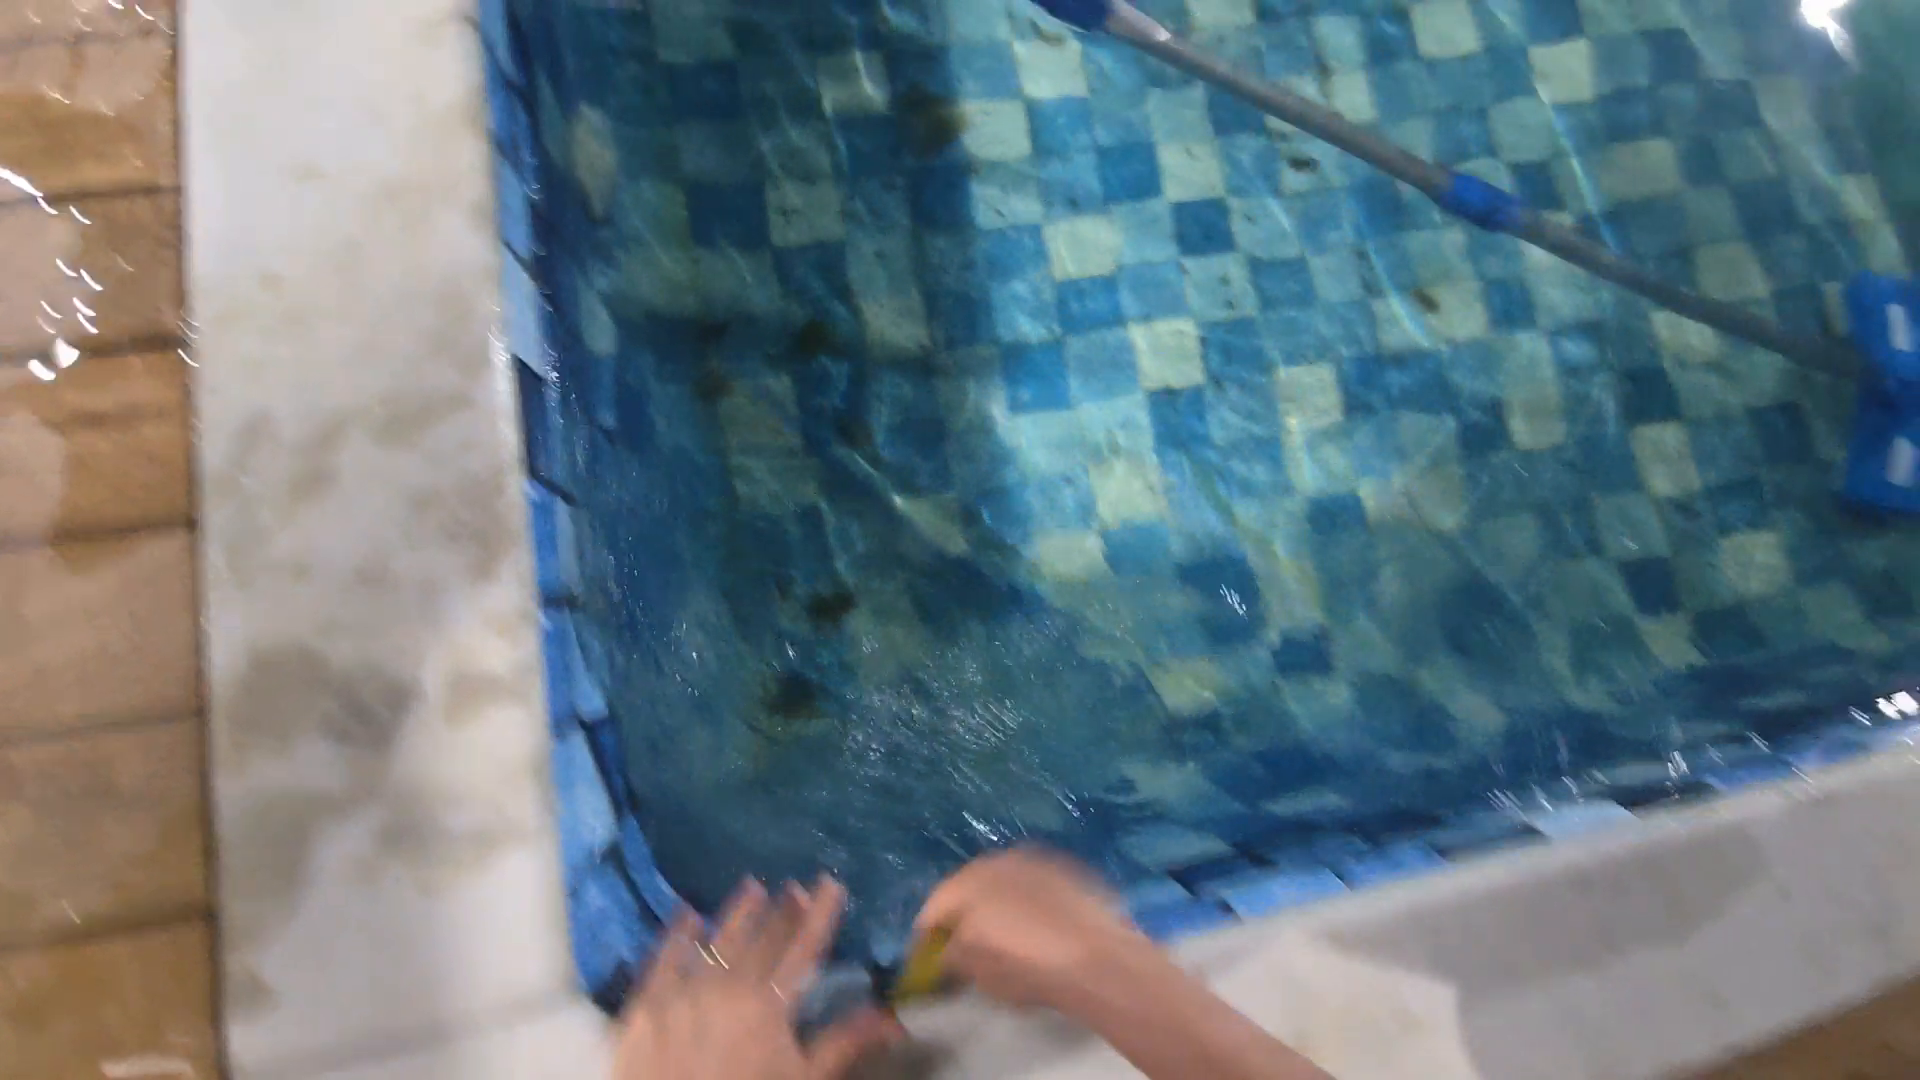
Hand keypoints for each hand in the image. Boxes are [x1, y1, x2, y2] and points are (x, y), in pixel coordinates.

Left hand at [615, 877, 900, 1079]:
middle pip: (763, 936)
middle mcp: (730, 985)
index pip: (803, 946)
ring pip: (718, 938)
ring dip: (737, 910)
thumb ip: (843, 1043)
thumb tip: (893, 1016)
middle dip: (782, 909)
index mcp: (770, 1003)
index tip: (831, 883)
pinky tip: (688, 912)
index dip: (820, 913)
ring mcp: (685, 990)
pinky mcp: (646, 1004)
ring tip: (752, 886)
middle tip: (794, 885)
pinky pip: (663, 957)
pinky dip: (677, 933)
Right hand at [914, 848, 1148, 1011]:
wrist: (1097, 957)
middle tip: (964, 945)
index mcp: (967, 883)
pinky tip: (1036, 923)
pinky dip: (1026, 898)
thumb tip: (947, 952)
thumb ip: (953, 957)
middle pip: (967, 887)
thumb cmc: (1029, 969)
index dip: (927, 936)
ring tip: (1002, 933)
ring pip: (1001, 880)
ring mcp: (1032, 859)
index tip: (928, 958)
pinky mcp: (1063, 866)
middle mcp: (996, 860)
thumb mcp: (981, 974)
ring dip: (994, 902)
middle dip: (962, 913)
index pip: (934, 908)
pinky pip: (1032, 882)